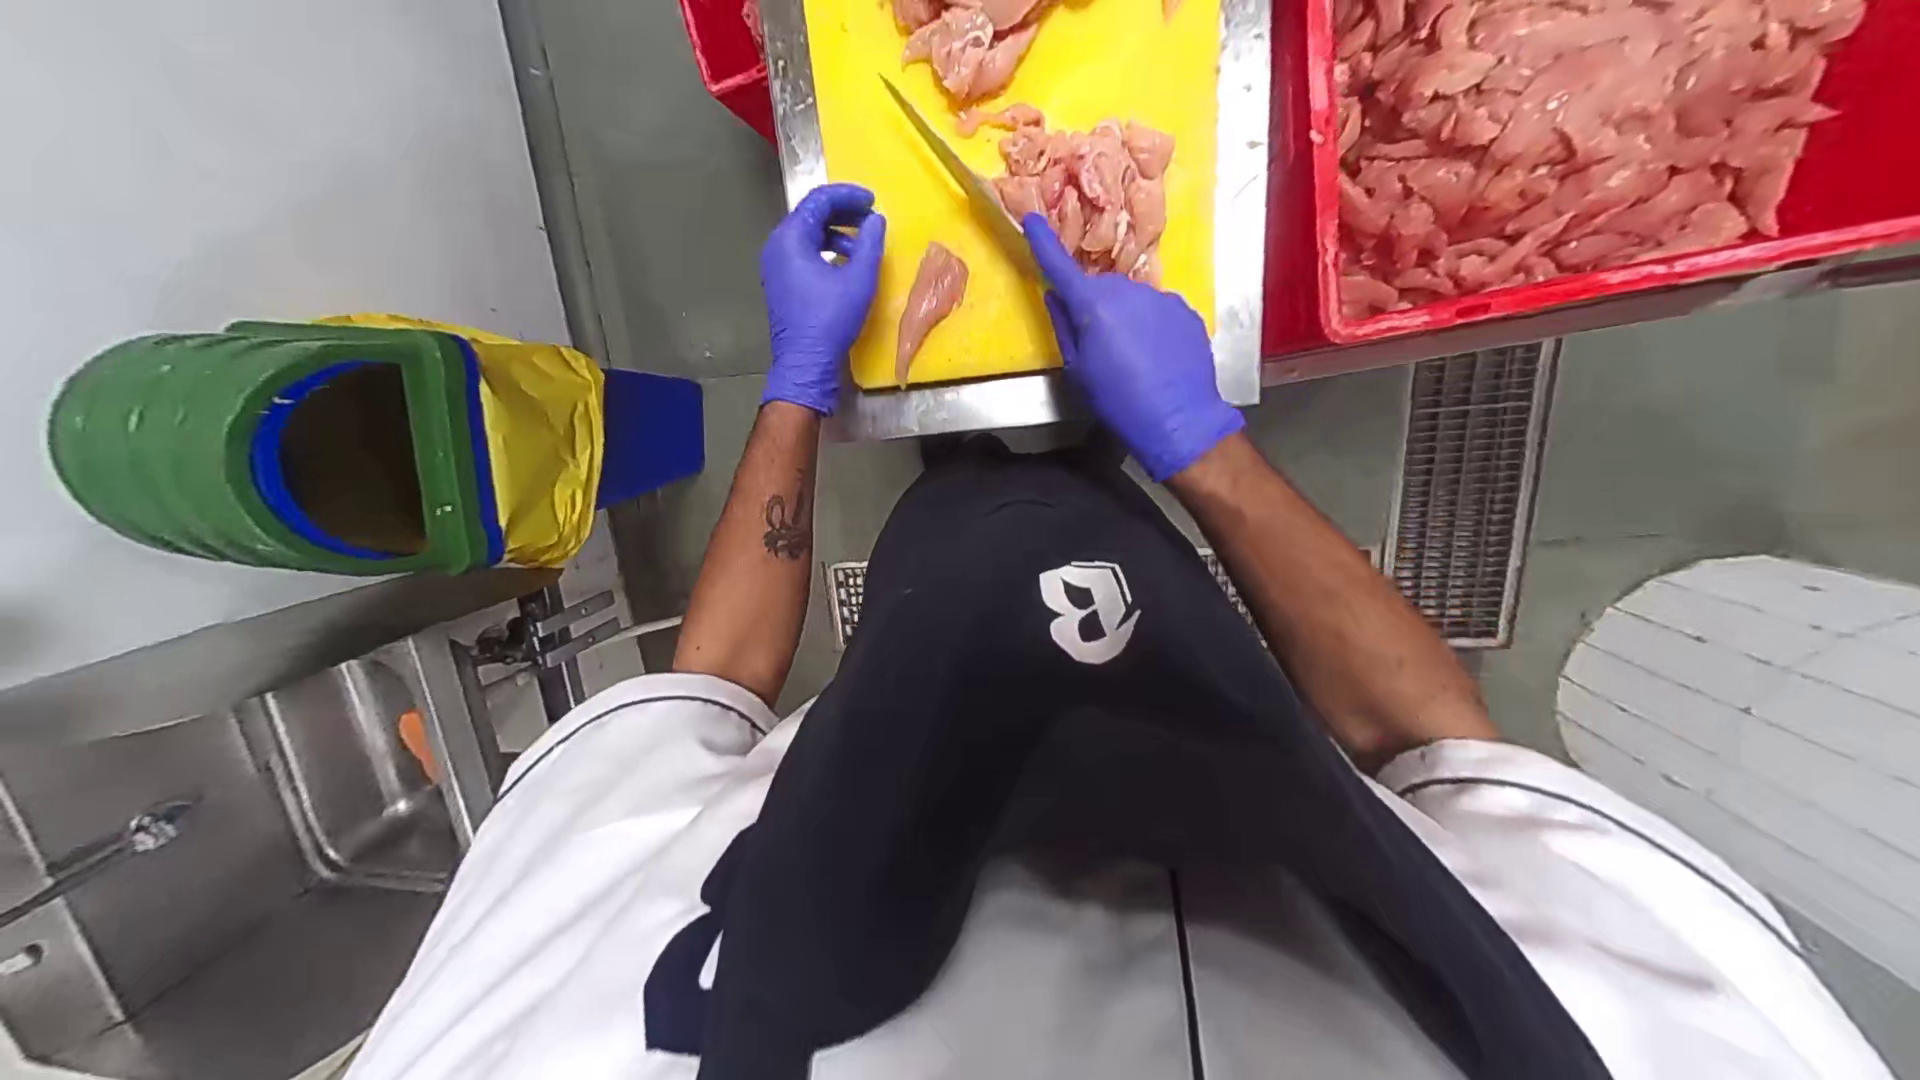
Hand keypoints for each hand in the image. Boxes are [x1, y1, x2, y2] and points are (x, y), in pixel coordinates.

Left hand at [760, 183, 887, 414]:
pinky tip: (846, 267)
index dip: (848, 196)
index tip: (873, 201)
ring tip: (862, 247)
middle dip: (843, 214)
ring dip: (837, 235)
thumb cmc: (830, 321)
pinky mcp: (783, 287)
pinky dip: (826, 253)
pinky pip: (804, 257)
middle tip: (871, 220)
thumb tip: (876, 221)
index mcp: (790, 239)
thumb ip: (869, 245)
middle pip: (811, 216)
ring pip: (808, 237)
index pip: (818, 201)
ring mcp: (777, 268)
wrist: (806, 364)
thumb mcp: (858, 281)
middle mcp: (778, 248)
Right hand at [1023, 215, 1243, 480]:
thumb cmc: (1118, 400)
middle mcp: (1128, 291)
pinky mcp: (1185, 310)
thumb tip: (1055, 296)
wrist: (1179, 418)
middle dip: (1094, 305)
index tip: (1032, 223)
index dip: (1043, 245)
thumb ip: (1063, 327)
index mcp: (1095, 306)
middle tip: (1096, 344)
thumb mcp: (1079, 370)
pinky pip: (1156, 310)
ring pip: (1131, 298)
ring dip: (1123, 316)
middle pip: (1101, 287)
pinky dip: (1149, 325)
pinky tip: (1153, 355)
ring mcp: (1161, 298)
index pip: (1061, 268)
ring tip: (1129, 356)